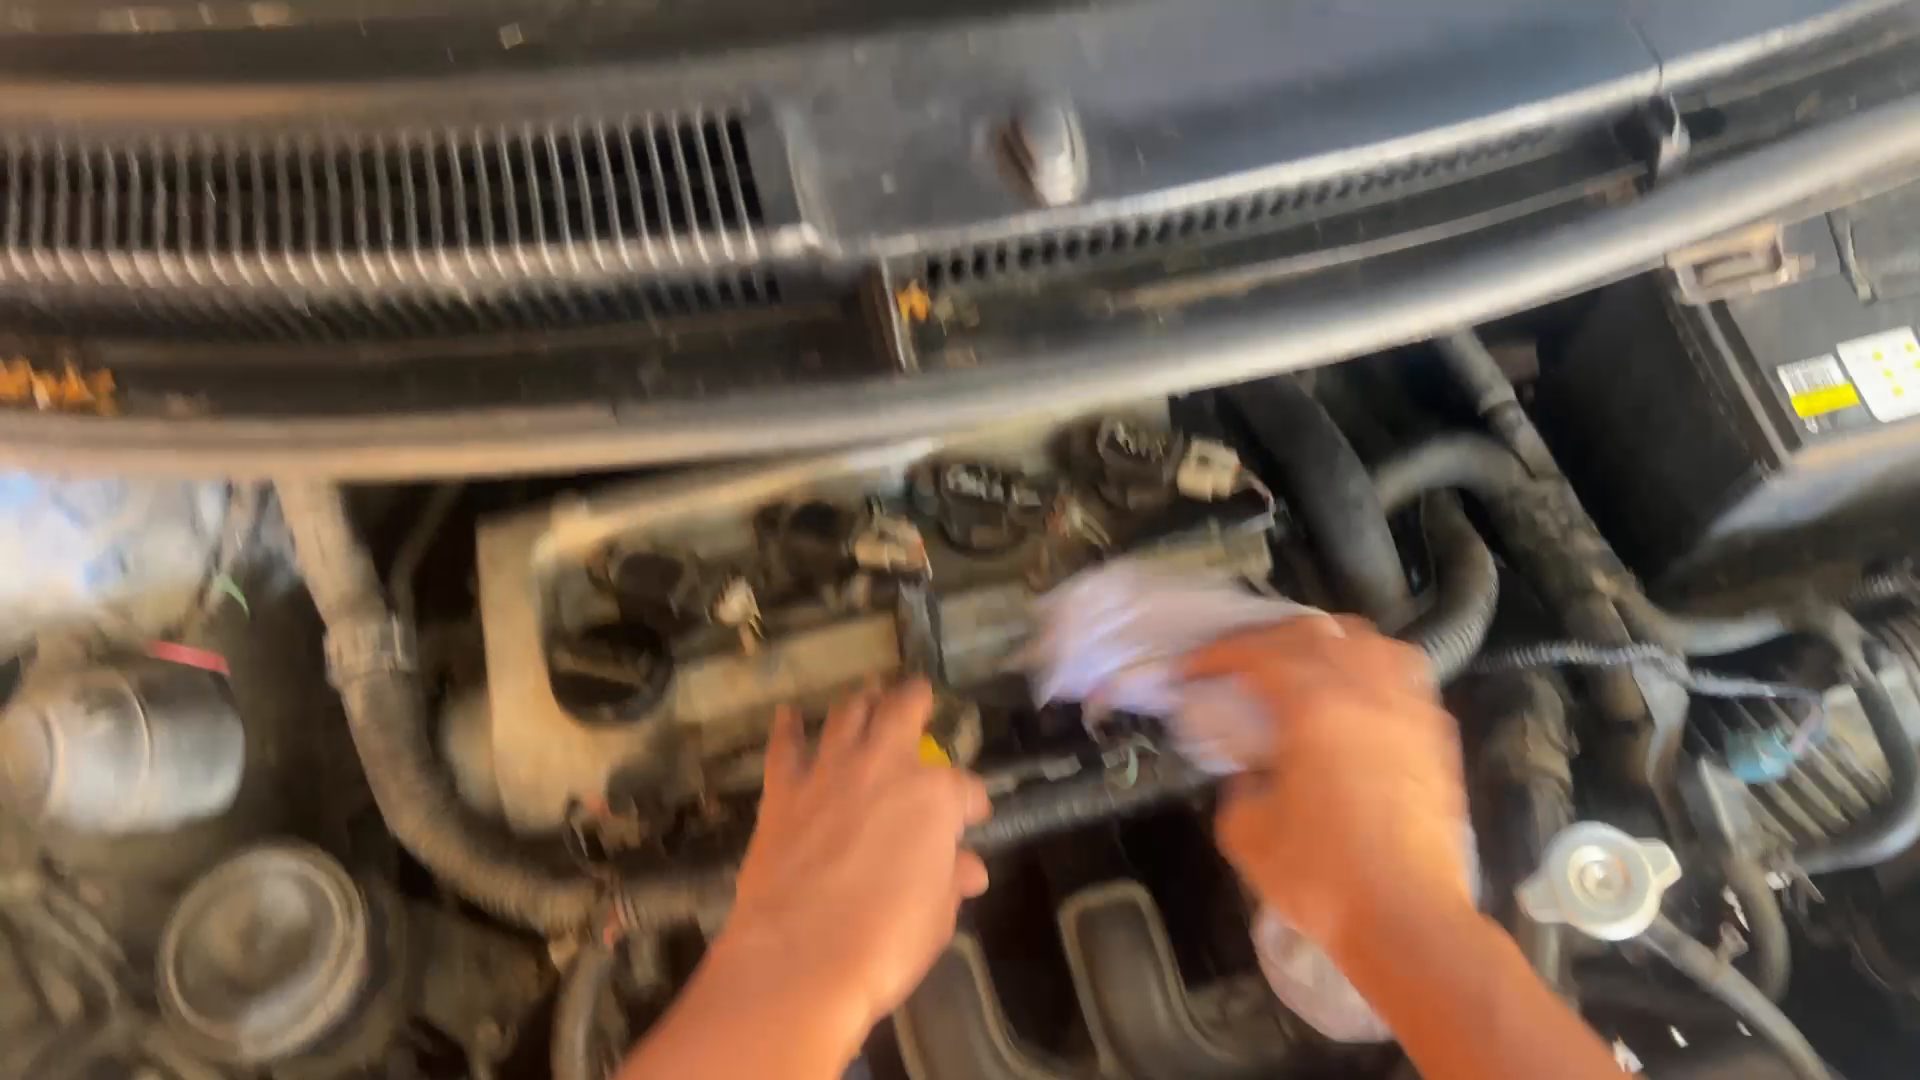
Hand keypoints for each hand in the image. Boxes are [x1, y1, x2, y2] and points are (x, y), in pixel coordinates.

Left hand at [712, 679, 991, 1044]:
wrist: (798, 957)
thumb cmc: (884, 941)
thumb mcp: (936, 916)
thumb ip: (951, 880)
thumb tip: (969, 868)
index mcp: (934, 795)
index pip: (964, 788)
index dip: (972, 800)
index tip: (974, 814)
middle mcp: (884, 766)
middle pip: (903, 711)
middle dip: (915, 699)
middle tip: (919, 694)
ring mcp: (831, 772)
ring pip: (848, 715)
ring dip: (861, 702)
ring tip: (867, 693)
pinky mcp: (785, 790)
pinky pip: (785, 748)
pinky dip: (788, 728)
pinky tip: (789, 714)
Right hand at [1185, 617, 1472, 955]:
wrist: (1408, 923)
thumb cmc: (1320, 876)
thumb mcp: (1246, 830)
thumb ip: (1238, 782)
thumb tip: (1249, 767)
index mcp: (1312, 708)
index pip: (1256, 653)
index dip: (1216, 653)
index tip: (1191, 668)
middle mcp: (1363, 694)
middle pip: (1311, 631)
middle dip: (1265, 638)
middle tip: (1238, 662)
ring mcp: (1406, 712)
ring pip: (1367, 640)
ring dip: (1325, 642)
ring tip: (1302, 662)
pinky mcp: (1434, 737)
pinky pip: (1405, 674)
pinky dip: (1372, 666)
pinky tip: (1357, 690)